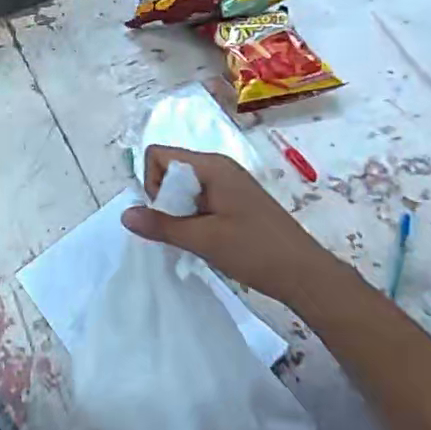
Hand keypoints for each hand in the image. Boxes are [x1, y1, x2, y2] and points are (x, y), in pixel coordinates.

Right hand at [119, 145, 364, 305]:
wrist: (305, 274)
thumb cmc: (255, 250)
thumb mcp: (203, 239)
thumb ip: (161, 225)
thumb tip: (125, 214)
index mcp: (212, 166)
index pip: (160, 155)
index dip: (152, 182)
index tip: (165, 213)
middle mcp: (220, 167)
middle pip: (171, 170)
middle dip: (163, 198)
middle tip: (179, 230)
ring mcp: (230, 184)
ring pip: (185, 188)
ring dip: (179, 211)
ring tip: (194, 239)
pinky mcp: (236, 202)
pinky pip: (201, 200)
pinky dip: (193, 217)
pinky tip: (205, 241)